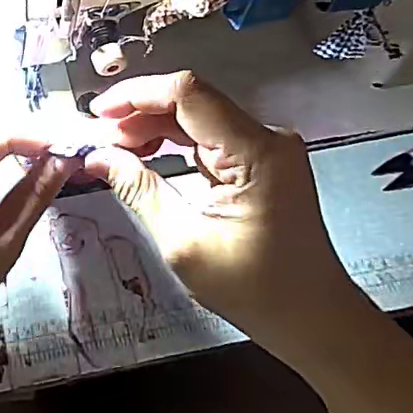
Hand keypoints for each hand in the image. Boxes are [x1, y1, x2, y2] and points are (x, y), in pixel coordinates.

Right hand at [83, 71, 370, 362]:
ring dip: (148, 127)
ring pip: (192, 116)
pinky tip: (140, 155)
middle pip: (188, 101)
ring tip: (112, 149)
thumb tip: (97, 156)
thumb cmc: (258, 290)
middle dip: (136, 114)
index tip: (99, 113)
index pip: (187, 93)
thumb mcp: (184, 243)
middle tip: (97, 139)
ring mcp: (263, 147)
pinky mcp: (256, 160)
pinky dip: (167, 142)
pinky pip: (202, 136)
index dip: (136, 94)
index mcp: (256, 152)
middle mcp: (265, 138)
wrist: (315, 319)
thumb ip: (138, 190)